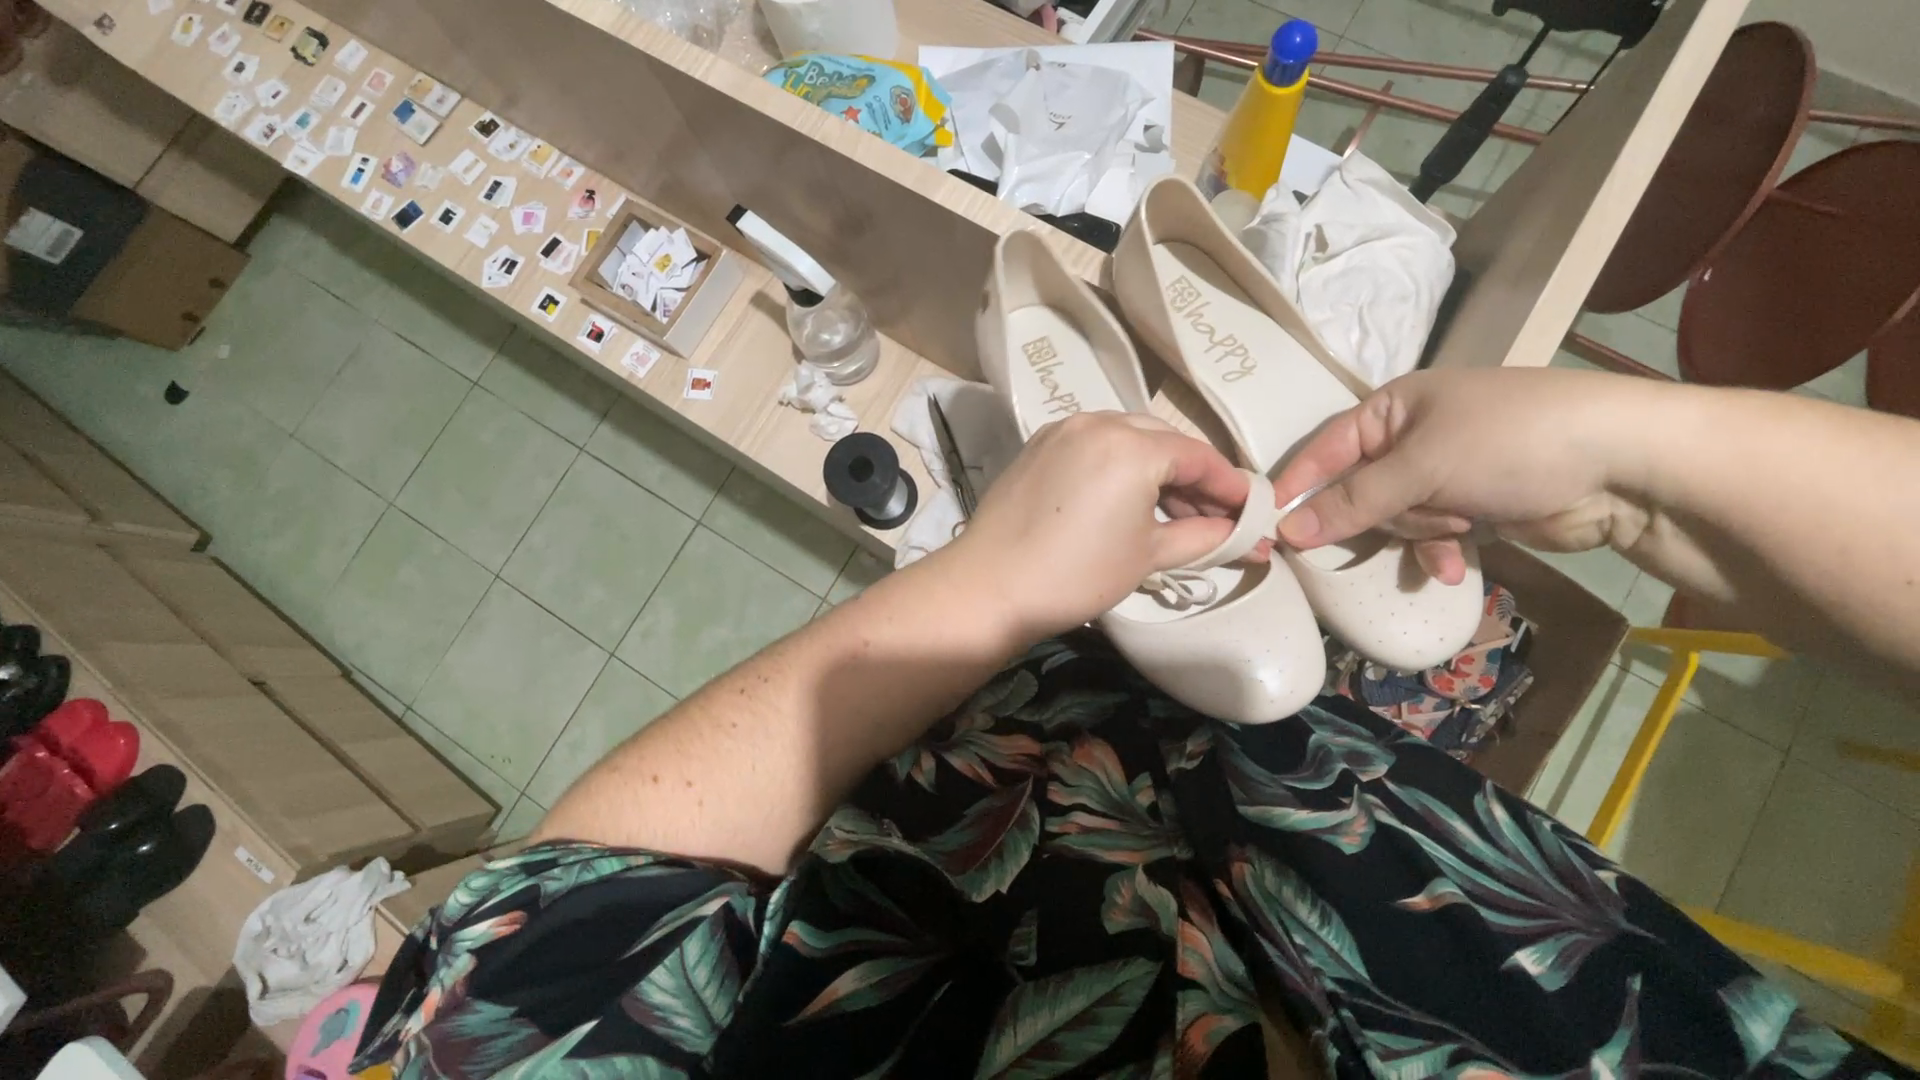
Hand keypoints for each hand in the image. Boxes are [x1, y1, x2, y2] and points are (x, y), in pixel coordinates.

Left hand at [938, 411, 1259, 639]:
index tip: (1253, 512)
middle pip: (1164, 441)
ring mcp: (1063, 430)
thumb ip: (1206, 537)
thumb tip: (1250, 539)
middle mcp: (1098, 422)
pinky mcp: (1039, 445)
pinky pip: (1095, 445)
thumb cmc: (1077, 575)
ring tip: (1175, 514)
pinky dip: (1120, 466)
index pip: (1198, 457)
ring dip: (1157, 470)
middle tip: (1215, 517)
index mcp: (1132, 445)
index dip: (1230, 486)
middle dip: (1194, 478)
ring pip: (1128, 438)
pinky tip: (1130, 500)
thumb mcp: (1149, 556)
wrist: (989, 587)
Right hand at [1273, 368, 1654, 581]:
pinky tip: (1458, 564)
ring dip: (1420, 533)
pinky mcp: (1474, 506)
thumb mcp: (1421, 467)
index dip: (1298, 485)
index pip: (1325, 448)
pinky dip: (1441, 551)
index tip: (1270, 526)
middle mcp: (1413, 437)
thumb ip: (1351, 502)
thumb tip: (1284, 530)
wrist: (1626, 466)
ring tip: (1457, 529)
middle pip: (1358, 491)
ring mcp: (1444, 473)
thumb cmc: (1510, 443)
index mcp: (1394, 407)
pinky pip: (1431, 537)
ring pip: (1394, 519)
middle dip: (1383, 514)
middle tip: (1408, 520)